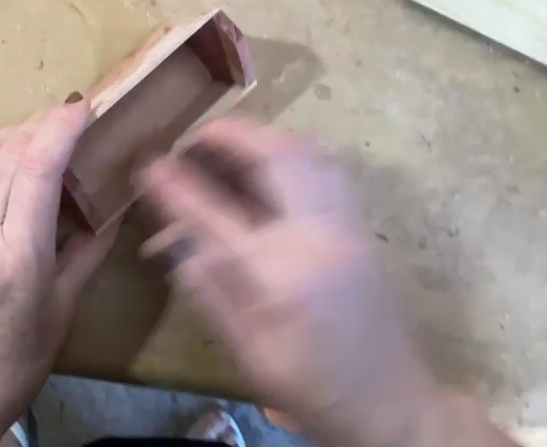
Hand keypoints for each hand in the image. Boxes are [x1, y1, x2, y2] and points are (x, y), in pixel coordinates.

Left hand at [0, 100, 120, 446]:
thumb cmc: (15, 360)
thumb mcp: (63, 307)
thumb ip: (88, 249)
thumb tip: (110, 206)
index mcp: (16, 255)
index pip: (36, 166)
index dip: (60, 126)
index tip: (83, 108)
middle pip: (9, 149)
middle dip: (43, 121)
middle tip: (72, 114)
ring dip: (18, 130)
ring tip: (47, 130)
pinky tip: (16, 155)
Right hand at [140, 120, 476, 446]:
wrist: (397, 409)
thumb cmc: (314, 389)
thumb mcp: (248, 352)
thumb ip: (208, 289)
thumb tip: (169, 238)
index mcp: (278, 277)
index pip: (214, 214)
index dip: (176, 184)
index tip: (148, 164)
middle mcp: (316, 238)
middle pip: (272, 157)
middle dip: (226, 136)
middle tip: (191, 143)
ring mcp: (345, 225)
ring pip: (304, 150)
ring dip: (258, 137)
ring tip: (224, 148)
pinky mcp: (360, 224)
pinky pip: (324, 163)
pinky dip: (288, 149)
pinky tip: (266, 162)